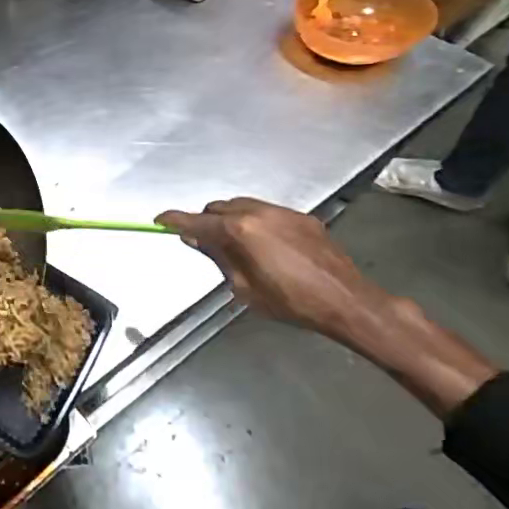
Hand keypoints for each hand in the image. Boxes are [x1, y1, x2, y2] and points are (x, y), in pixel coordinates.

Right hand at [156, 197, 395, 338]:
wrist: (348, 302)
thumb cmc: (291, 302)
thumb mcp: (243, 286)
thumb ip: (218, 257)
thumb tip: (197, 239)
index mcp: (238, 230)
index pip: (196, 221)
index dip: (175, 220)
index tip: (160, 220)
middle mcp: (257, 212)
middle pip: (218, 208)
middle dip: (206, 221)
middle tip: (204, 241)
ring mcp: (282, 212)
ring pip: (241, 205)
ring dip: (230, 219)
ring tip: (235, 242)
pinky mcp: (302, 217)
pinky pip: (266, 211)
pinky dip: (255, 221)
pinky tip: (264, 243)